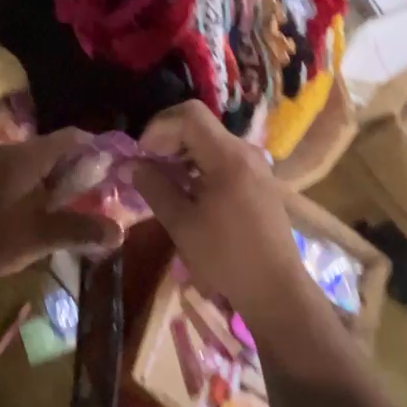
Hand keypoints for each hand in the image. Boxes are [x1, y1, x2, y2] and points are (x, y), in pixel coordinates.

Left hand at [0, 129, 123, 286]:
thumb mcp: (41, 236)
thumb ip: (81, 229)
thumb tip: (120, 231)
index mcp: (29, 156)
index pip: (73, 137)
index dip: (98, 148)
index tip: (118, 168)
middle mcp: (16, 152)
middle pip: (60, 149)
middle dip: (84, 168)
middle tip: (106, 191)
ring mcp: (2, 165)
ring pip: (44, 164)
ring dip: (65, 180)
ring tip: (86, 204)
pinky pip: (29, 174)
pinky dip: (47, 187)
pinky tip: (54, 211)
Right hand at [127, 101, 323, 335]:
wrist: (277, 290)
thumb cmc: (227, 257)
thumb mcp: (182, 224)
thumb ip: (154, 187)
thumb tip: (130, 165)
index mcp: (228, 156)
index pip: (189, 115)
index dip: (159, 127)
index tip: (142, 155)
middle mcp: (245, 151)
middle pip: (199, 124)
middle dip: (168, 139)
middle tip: (147, 166)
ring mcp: (255, 165)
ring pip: (210, 140)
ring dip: (182, 152)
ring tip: (163, 181)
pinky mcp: (258, 180)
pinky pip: (223, 157)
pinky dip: (199, 164)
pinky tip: (188, 191)